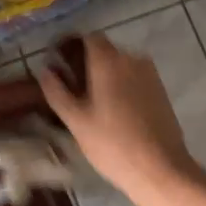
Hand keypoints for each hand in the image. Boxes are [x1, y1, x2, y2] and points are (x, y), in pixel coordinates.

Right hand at [39, 34, 205, 205]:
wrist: (160, 168)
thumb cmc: (112, 144)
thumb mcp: (75, 121)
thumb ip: (56, 91)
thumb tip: (45, 70)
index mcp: (108, 60)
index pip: (87, 37)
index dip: (71, 45)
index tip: (58, 62)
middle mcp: (131, 58)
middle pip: (104, 50)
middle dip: (86, 62)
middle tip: (71, 87)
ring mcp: (149, 73)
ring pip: (120, 65)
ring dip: (104, 75)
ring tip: (91, 102)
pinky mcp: (160, 89)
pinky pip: (134, 77)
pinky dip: (120, 85)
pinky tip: (113, 110)